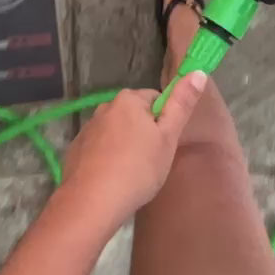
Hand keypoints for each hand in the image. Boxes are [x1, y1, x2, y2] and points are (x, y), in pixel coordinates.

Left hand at [58, 73, 208, 225]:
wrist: (91, 201)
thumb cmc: (138, 169)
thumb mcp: (168, 138)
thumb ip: (182, 104)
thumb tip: (198, 72)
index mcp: (128, 99)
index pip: (156, 99)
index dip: (165, 122)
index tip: (164, 146)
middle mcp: (105, 106)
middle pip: (134, 115)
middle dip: (144, 134)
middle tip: (151, 163)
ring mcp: (88, 128)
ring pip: (116, 132)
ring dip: (125, 146)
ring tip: (132, 175)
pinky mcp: (76, 148)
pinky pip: (99, 148)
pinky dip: (107, 159)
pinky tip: (112, 180)